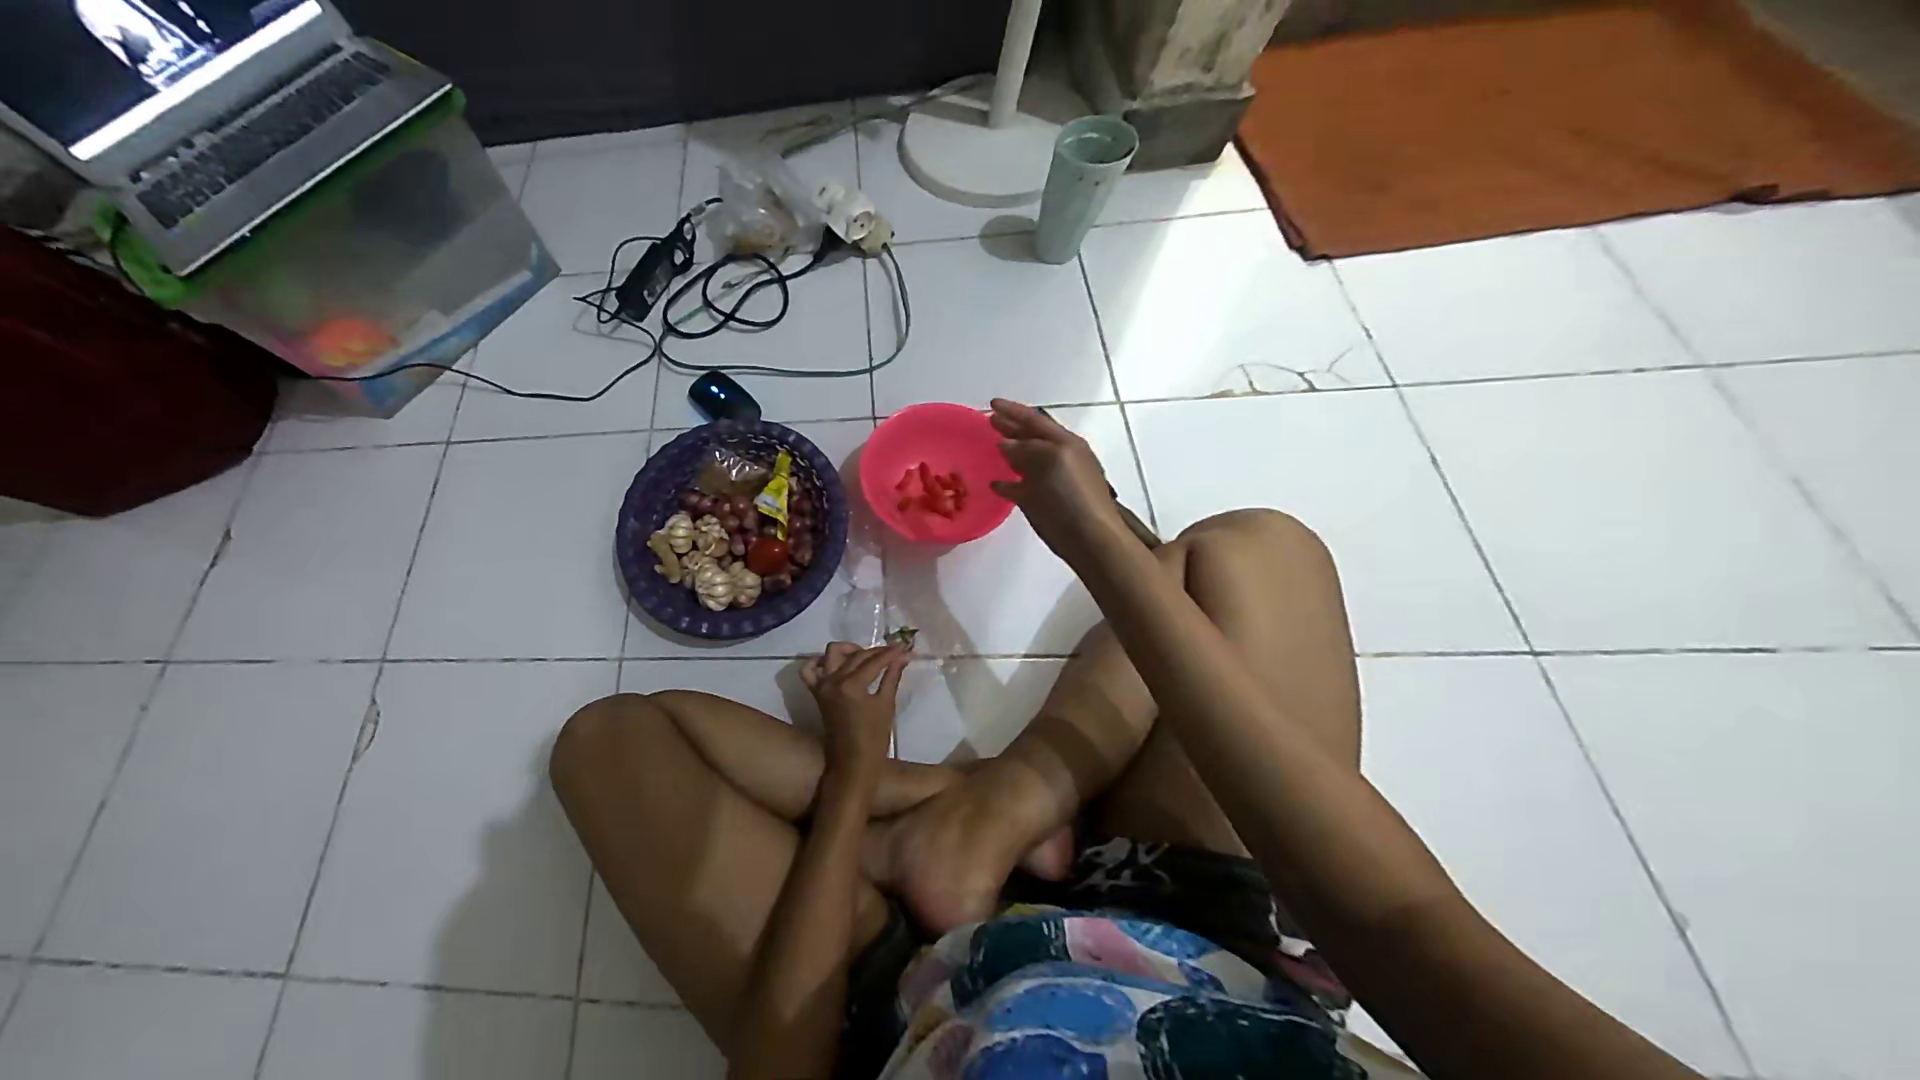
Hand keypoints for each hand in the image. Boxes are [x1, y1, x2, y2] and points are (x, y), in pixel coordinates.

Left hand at [800, 642, 909, 777]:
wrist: (852, 763)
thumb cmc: (874, 738)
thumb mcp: (886, 704)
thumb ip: (892, 676)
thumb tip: (902, 656)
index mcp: (852, 685)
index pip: (874, 661)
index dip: (890, 653)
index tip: (904, 648)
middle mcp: (833, 681)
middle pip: (856, 655)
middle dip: (876, 652)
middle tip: (893, 653)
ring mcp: (822, 686)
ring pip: (832, 653)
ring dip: (849, 650)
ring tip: (865, 657)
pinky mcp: (817, 693)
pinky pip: (809, 670)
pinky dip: (819, 662)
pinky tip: (837, 664)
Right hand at [989, 398, 1128, 562]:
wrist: (1089, 537)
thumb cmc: (1074, 495)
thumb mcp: (1053, 460)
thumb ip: (1027, 448)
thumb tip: (1004, 444)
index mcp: (1064, 443)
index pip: (1035, 420)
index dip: (1014, 411)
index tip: (991, 403)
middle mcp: (1056, 459)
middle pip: (1029, 438)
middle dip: (1010, 428)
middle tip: (987, 421)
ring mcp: (1047, 482)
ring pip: (1023, 462)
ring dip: (1007, 452)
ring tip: (989, 445)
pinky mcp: (1038, 504)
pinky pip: (1018, 489)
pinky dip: (1006, 484)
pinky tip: (993, 482)